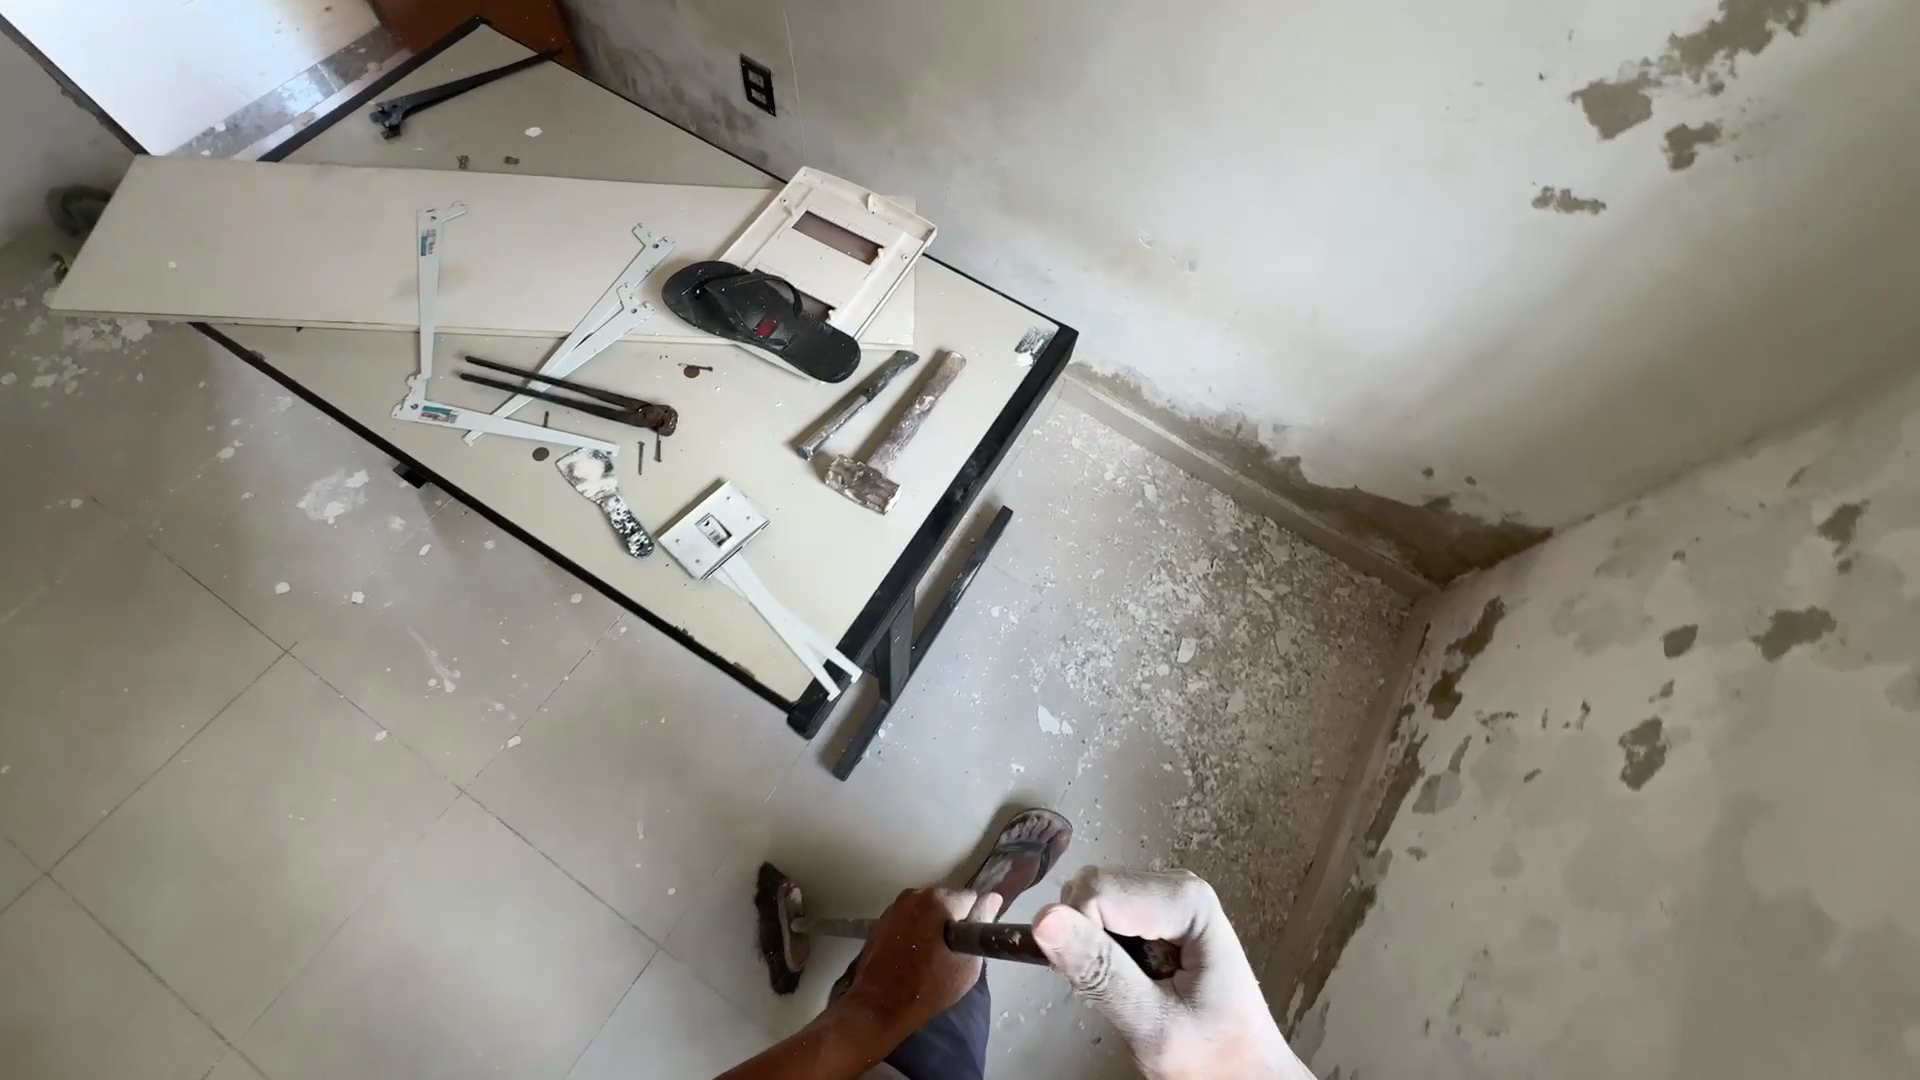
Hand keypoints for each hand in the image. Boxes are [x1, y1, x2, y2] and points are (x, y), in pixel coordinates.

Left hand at [839, 887, 993, 1041]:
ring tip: (930, 957)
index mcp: (937, 900)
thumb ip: (981, 926)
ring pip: (927, 910)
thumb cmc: (927, 988)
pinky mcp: (882, 919)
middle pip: (947, 902)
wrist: (877, 1007)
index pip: (970, 899)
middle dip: (952, 922)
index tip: (968, 944)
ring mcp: (895, 906)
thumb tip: (994, 899)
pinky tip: (913, 956)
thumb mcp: (966, 964)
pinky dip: (916, 930)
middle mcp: (914, 894)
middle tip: (950, 954)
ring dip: (933, 926)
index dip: (974, 922)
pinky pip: (910, 918)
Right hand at [1032, 868, 1313, 1079]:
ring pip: (1089, 899)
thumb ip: (1102, 974)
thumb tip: (1044, 920)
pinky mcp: (1154, 908)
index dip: (1081, 940)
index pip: (1095, 892)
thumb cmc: (1215, 1064)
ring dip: (1090, 948)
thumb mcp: (1155, 1030)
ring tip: (1124, 991)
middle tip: (1113, 996)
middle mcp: (1177, 884)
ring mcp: (1165, 894)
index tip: (1098, 991)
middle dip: (1084, 941)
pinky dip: (1099, 948)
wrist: (1248, 1079)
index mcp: (1189, 901)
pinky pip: (1101, 912)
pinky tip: (1126, 979)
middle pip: (1092, 889)